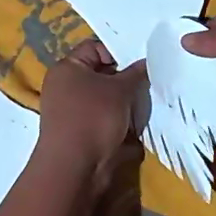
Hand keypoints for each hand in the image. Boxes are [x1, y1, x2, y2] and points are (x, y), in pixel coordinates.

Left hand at [38, 39, 145, 184]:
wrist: (75, 168)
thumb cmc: (94, 118)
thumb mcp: (120, 90)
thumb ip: (136, 72)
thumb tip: (146, 61)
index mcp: (67, 68)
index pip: (95, 47)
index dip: (119, 51)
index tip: (142, 59)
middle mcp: (65, 85)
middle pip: (101, 71)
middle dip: (126, 76)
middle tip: (149, 77)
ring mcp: (72, 109)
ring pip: (105, 95)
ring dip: (125, 98)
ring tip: (146, 97)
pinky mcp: (81, 129)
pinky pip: (104, 114)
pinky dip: (119, 115)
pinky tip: (138, 117)